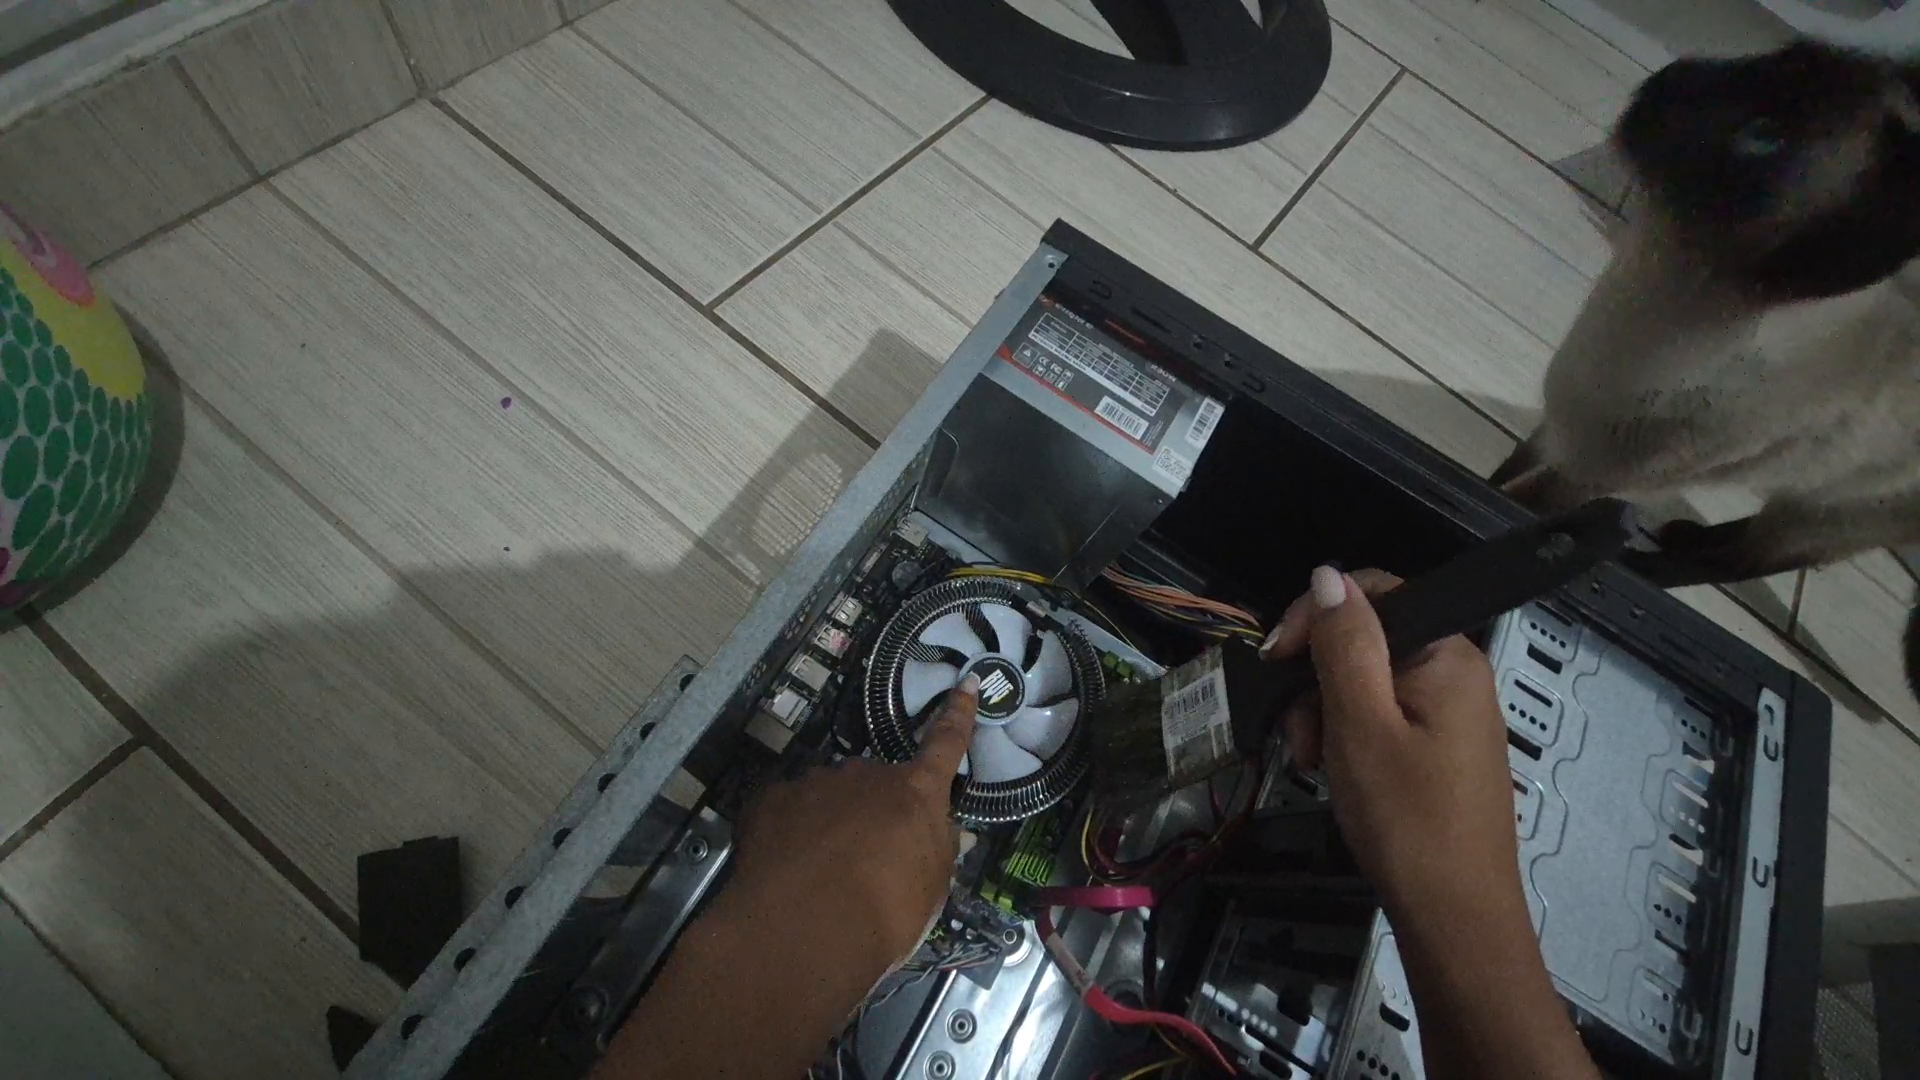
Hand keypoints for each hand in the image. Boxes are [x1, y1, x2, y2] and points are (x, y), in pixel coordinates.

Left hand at [718, 676, 979, 982]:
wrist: (803, 930)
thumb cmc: (885, 915)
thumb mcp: (930, 891)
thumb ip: (939, 851)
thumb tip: (954, 831)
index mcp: (915, 792)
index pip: (946, 744)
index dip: (958, 714)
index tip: (966, 683)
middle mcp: (868, 773)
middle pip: (878, 782)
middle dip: (876, 810)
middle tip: (867, 858)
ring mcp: (818, 781)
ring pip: (832, 794)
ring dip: (833, 819)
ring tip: (821, 872)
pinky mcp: (773, 798)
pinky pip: (790, 808)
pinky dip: (792, 830)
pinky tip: (785, 867)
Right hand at [1262, 568, 1521, 918]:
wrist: (1453, 917)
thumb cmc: (1405, 817)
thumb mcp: (1360, 722)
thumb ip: (1343, 643)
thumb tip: (1327, 574)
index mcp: (1446, 656)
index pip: (1374, 593)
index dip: (1316, 615)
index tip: (1277, 658)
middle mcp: (1453, 672)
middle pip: (1362, 639)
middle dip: (1313, 676)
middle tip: (1296, 729)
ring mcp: (1446, 710)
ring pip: (1361, 678)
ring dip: (1320, 710)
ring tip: (1311, 759)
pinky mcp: (1435, 742)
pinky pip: (1377, 712)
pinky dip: (1343, 731)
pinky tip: (1330, 766)